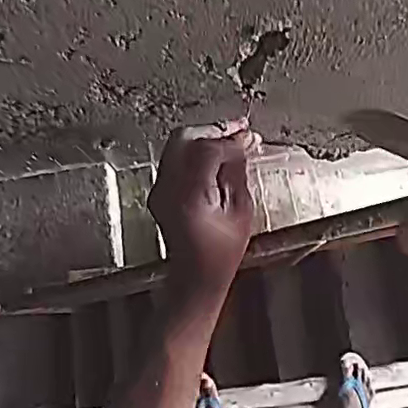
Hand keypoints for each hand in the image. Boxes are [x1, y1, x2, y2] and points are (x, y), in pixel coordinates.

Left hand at [148, 119, 259, 295]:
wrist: (194, 278)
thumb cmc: (221, 254)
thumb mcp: (241, 213)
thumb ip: (238, 174)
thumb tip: (242, 146)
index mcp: (190, 195)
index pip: (207, 150)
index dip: (230, 139)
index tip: (249, 137)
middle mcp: (168, 188)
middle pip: (184, 138)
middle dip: (213, 130)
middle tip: (239, 129)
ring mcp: (159, 190)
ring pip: (177, 145)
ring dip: (203, 138)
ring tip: (230, 140)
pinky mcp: (158, 193)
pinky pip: (174, 160)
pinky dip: (194, 152)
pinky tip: (215, 156)